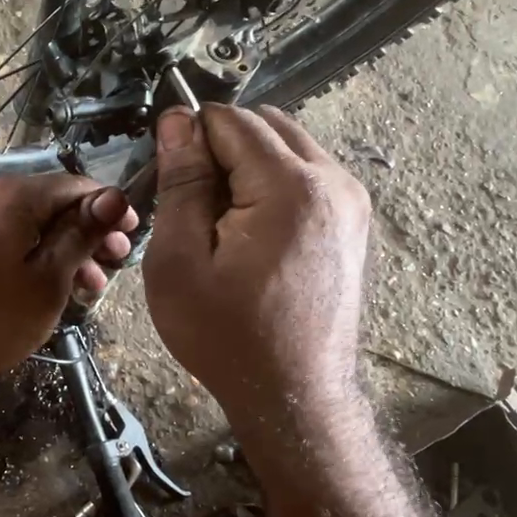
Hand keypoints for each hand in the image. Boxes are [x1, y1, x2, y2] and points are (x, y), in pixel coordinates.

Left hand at [0, 174, 138, 386]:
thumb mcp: (46, 281)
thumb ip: (80, 235)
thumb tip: (115, 195)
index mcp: (11, 197)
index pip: (74, 184)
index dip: (108, 206)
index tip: (132, 234)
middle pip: (51, 201)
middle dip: (88, 231)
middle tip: (116, 264)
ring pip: (30, 220)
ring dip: (63, 246)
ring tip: (91, 285)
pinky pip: (6, 232)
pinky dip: (33, 251)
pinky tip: (51, 283)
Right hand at [142, 105, 370, 425]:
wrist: (291, 395)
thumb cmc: (227, 336)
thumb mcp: (179, 259)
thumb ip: (180, 182)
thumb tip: (177, 122)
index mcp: (292, 187)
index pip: (230, 120)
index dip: (187, 138)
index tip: (165, 177)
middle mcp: (334, 183)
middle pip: (264, 124)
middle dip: (218, 146)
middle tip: (187, 199)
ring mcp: (350, 202)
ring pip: (286, 146)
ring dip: (244, 164)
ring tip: (215, 219)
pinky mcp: (350, 223)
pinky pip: (304, 175)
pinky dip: (268, 184)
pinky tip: (245, 231)